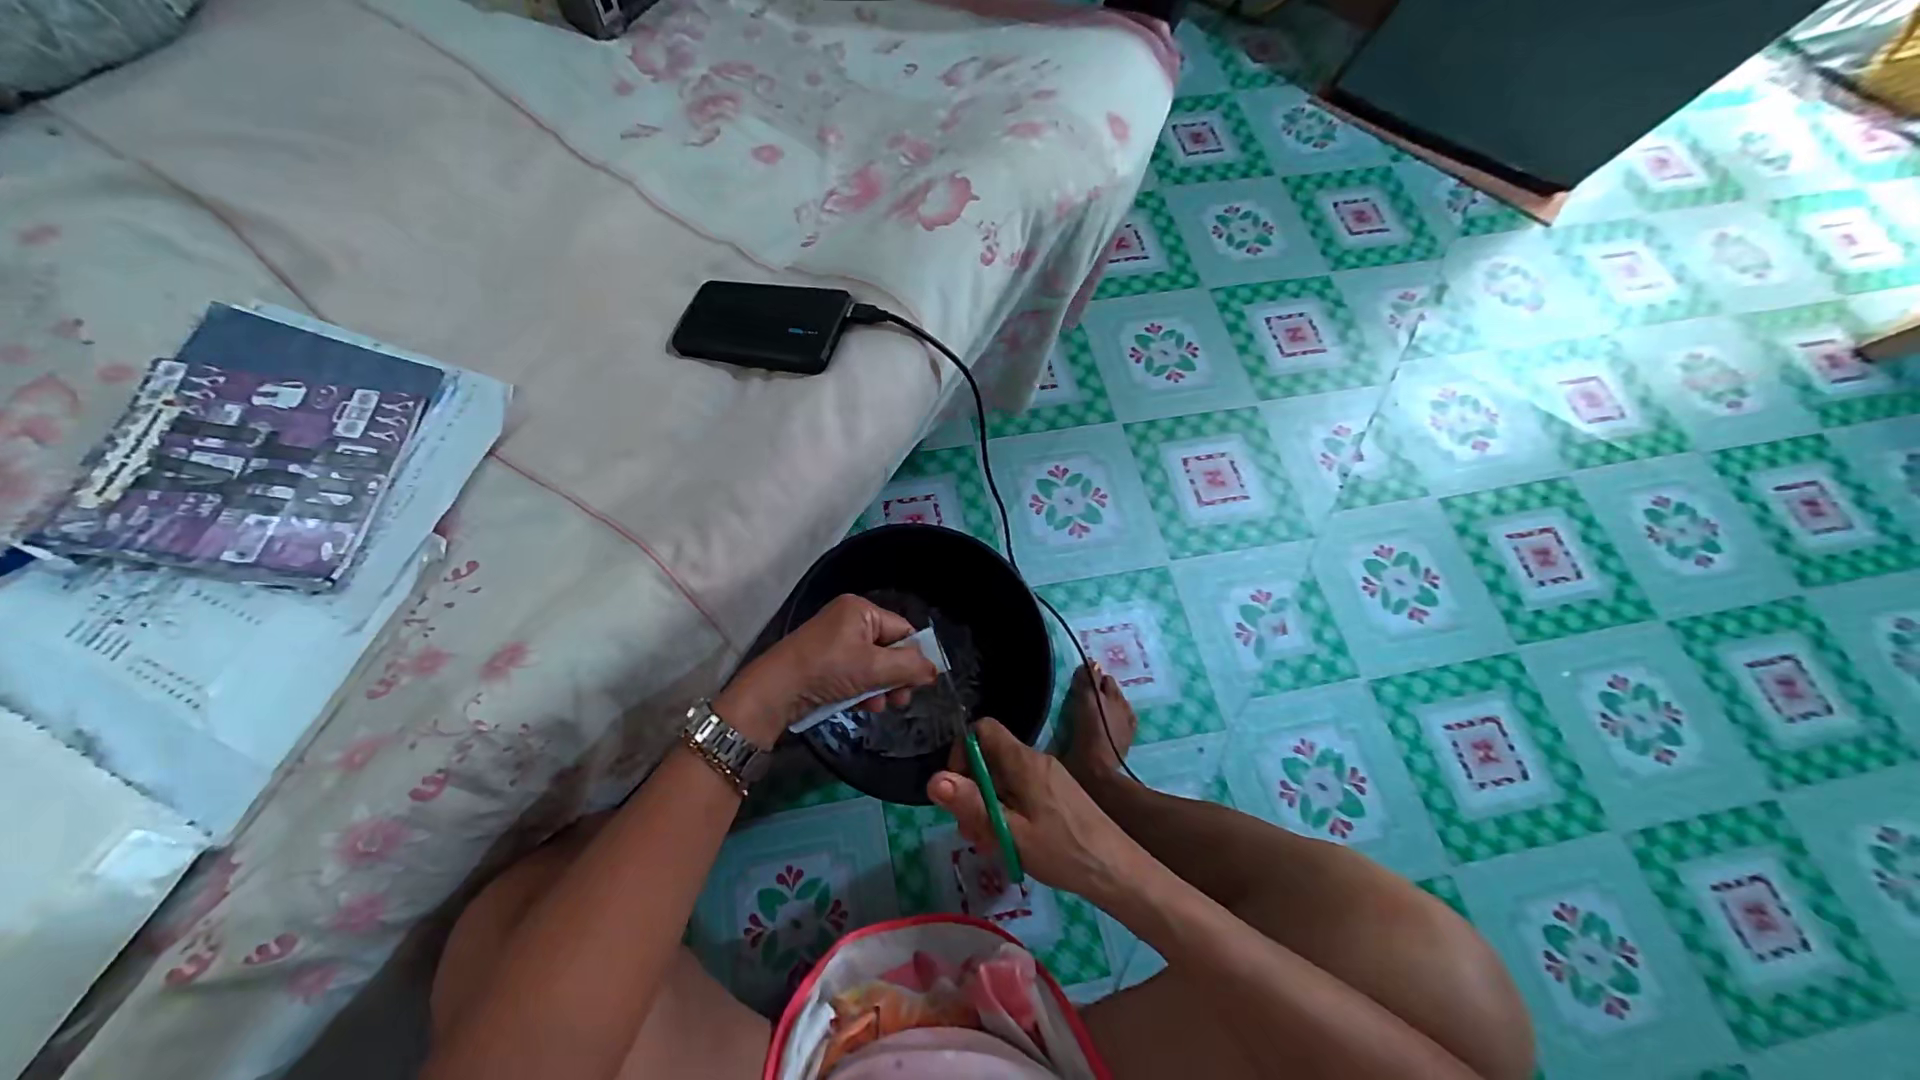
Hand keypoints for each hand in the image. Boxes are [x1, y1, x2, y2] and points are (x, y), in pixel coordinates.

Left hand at [717, 594, 938, 746]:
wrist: (774, 692)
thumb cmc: (827, 671)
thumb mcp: (873, 668)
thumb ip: (910, 667)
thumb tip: (934, 670)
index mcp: (860, 609)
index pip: (903, 631)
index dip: (913, 657)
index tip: (917, 684)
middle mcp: (848, 619)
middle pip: (889, 649)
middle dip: (896, 677)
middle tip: (899, 701)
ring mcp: (834, 641)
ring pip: (873, 665)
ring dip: (880, 688)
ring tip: (878, 706)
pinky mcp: (824, 662)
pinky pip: (855, 673)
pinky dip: (861, 690)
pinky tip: (862, 706)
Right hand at [926, 719, 1145, 902]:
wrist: (1116, 870)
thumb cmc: (1061, 850)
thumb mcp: (1009, 832)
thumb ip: (972, 804)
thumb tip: (934, 779)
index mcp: (1024, 761)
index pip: (982, 729)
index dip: (962, 751)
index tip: (958, 788)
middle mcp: (1037, 760)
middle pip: (991, 758)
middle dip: (973, 789)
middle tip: (971, 830)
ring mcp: (1050, 776)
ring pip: (1005, 778)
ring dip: (990, 805)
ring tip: (990, 843)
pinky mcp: (1059, 794)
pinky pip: (1022, 791)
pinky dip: (1009, 811)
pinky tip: (1012, 843)